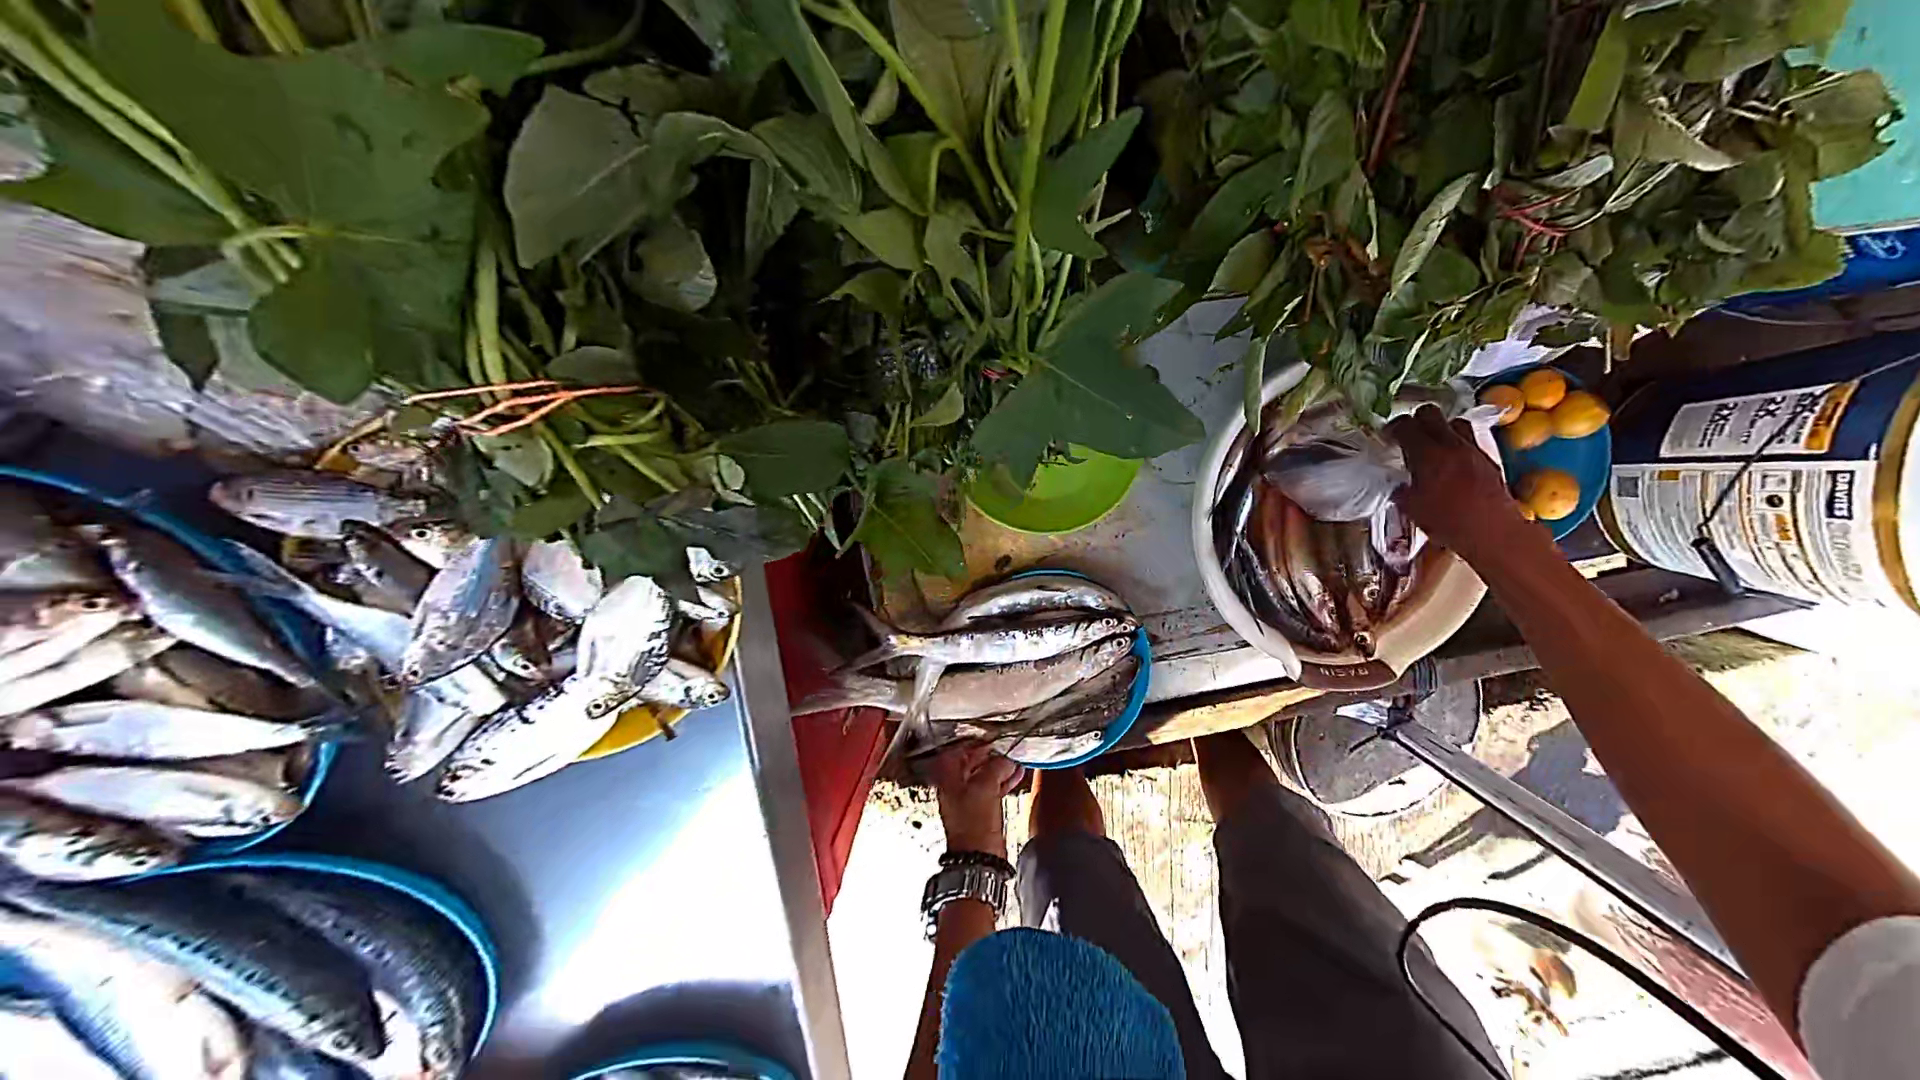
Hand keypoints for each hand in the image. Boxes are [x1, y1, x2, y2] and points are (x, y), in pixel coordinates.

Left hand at [927, 742, 1023, 858]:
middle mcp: (954, 787)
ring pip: (983, 775)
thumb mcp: (985, 786)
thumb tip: (1005, 759)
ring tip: (1014, 760)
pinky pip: (991, 788)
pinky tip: (1016, 774)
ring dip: (999, 767)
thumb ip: (996, 767)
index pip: (958, 750)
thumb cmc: (973, 825)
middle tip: (1004, 747)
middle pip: (971, 762)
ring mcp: (967, 799)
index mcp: (947, 778)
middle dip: (989, 754)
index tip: (989, 736)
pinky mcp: (980, 810)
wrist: (980, 857)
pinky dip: (1003, 780)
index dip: (974, 741)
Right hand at [1386, 405, 1533, 559]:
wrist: (1493, 532)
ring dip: (1440, 428)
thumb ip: (1401, 489)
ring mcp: (1473, 450)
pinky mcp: (1488, 460)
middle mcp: (1451, 446)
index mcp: (1427, 455)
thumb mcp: (1411, 507)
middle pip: (1431, 413)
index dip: (1392, 427)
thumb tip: (1398, 485)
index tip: (1386, 436)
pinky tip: (1450, 461)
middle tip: (1407, 434)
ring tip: (1431, 444)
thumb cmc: (1447, 522)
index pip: (1405, 426)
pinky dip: (1456, 444)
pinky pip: (1469, 440)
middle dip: (1415, 420)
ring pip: (1454, 422)